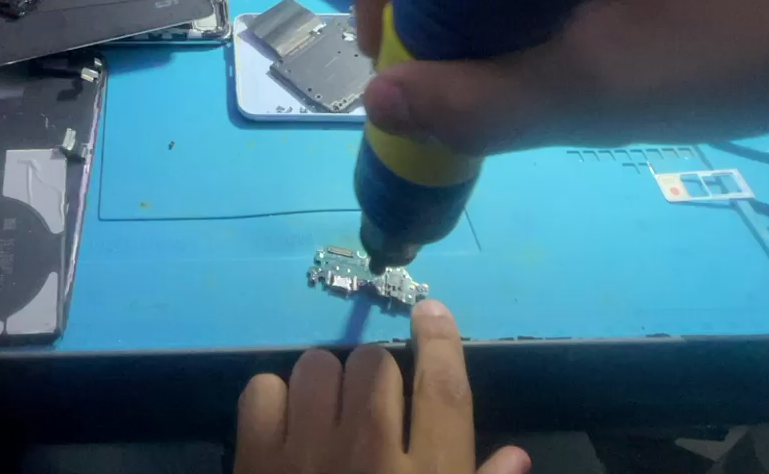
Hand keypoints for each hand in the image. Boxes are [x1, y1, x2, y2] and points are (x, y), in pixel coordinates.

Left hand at [234, 300, 527, 473]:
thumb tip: (514, 455)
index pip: (443, 391)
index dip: (441, 342)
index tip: (432, 310)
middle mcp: (369, 457)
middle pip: (376, 365)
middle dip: (379, 378)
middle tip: (375, 411)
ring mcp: (306, 455)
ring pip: (318, 365)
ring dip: (327, 384)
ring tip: (331, 418)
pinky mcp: (254, 459)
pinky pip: (264, 387)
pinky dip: (275, 401)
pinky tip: (287, 432)